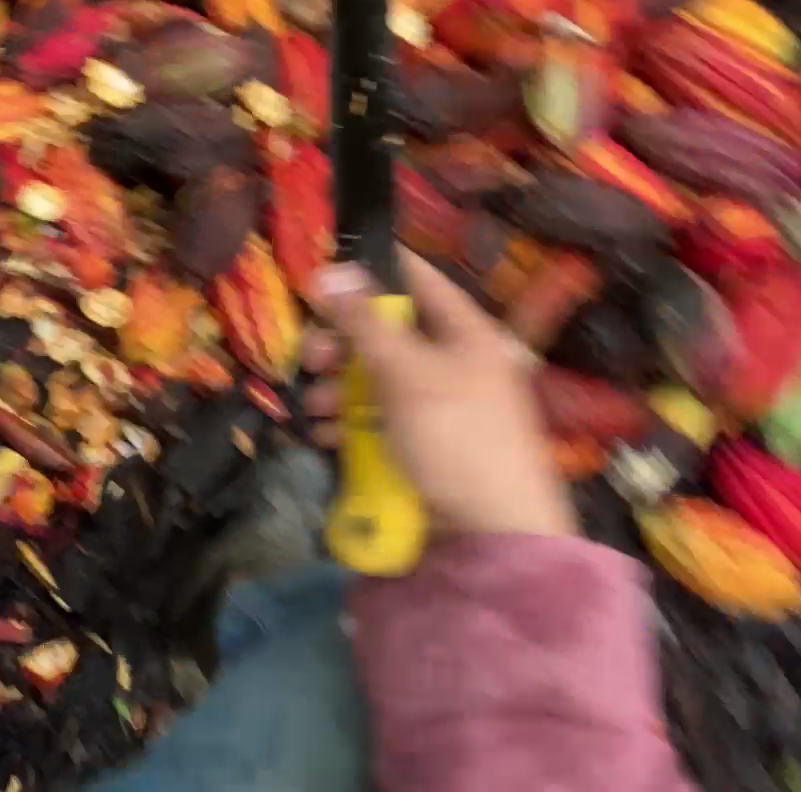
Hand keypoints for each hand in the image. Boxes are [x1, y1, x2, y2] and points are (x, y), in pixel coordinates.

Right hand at [304, 252, 577, 538]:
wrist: (490, 536)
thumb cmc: (456, 437)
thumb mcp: (406, 372)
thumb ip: (364, 321)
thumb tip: (332, 268)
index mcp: (465, 334)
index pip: (418, 279)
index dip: (376, 267)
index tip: (329, 265)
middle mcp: (451, 362)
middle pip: (385, 332)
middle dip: (341, 342)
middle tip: (310, 354)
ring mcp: (435, 405)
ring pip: (373, 377)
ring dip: (336, 387)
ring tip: (314, 406)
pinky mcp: (419, 442)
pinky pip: (375, 417)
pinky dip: (347, 422)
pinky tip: (323, 433)